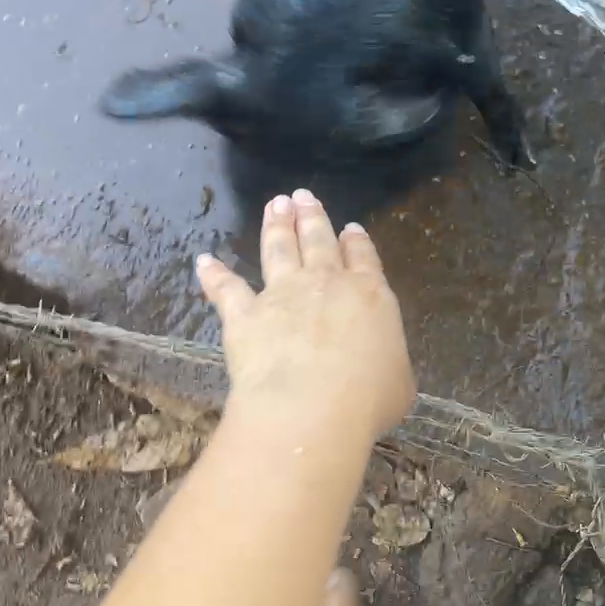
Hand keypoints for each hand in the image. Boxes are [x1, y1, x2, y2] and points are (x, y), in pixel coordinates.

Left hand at [195, 191, 415, 437]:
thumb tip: (383, 366)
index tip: (350, 227)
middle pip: (318, 241)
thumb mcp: (399, 381)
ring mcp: (283, 294)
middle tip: (304, 196)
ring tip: (276, 204)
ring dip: (276, 226)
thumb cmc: (369, 399)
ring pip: (278, 250)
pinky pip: (226, 289)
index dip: (356, 241)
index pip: (363, 257)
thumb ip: (389, 362)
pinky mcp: (245, 315)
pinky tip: (204, 261)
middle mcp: (327, 283)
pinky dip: (214, 275)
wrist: (313, 409)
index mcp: (371, 295)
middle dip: (312, 217)